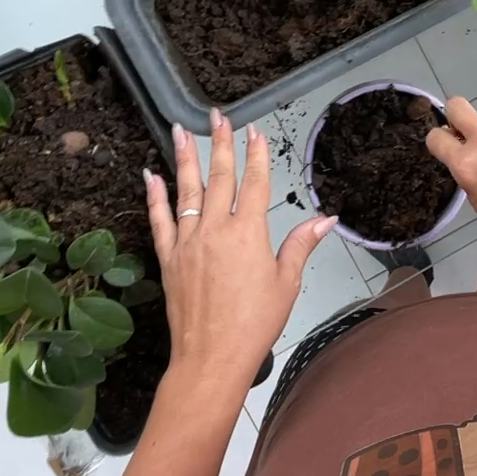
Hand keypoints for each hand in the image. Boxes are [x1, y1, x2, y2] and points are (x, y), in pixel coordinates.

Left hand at [147, 109, 335, 384]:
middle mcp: (215, 230)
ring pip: (187, 190)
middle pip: (220, 176)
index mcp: (248, 233)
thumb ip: (301, 245)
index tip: (254, 131)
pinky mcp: (169, 258)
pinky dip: (154, 196)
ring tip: (180, 130)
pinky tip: (150, 176)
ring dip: (184, 158)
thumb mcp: (287, 283)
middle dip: (221, 143)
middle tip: (217, 117)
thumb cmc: (254, 324)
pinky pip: (159, 220)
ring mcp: (188, 242)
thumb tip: (325, 220)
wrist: (212, 358)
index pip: (254, 182)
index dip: (255, 154)